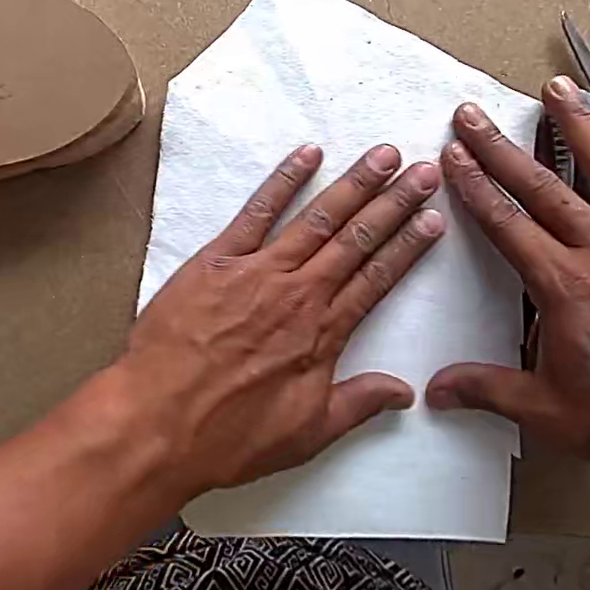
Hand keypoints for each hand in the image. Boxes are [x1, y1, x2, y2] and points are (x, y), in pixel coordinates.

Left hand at [98, 143, 446, 496]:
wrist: (157, 421)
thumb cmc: (229, 435)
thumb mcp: (305, 433)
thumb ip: (358, 404)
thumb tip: (405, 392)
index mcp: (323, 332)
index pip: (378, 278)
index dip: (408, 247)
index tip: (433, 220)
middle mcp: (299, 293)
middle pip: (357, 239)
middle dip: (395, 203)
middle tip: (424, 172)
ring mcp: (258, 271)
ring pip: (318, 218)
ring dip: (354, 184)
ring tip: (383, 155)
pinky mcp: (217, 260)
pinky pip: (256, 212)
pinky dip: (284, 181)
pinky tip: (308, 155)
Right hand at [427, 77, 589, 506]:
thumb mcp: (552, 415)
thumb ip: (489, 391)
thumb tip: (434, 390)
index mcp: (566, 288)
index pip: (506, 224)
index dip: (474, 186)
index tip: (454, 155)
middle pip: (544, 188)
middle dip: (501, 149)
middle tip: (475, 114)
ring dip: (580, 127)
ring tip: (558, 88)